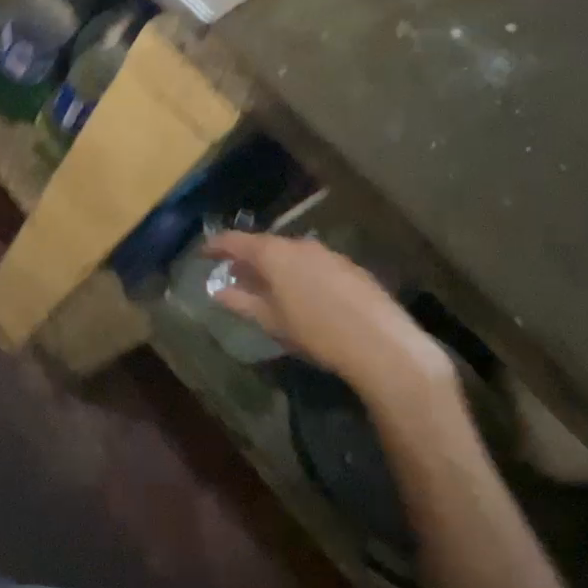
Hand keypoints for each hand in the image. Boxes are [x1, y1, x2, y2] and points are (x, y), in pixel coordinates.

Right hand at [205, 231, 452, 399]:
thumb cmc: (316, 332)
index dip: (216, 246)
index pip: (235, 241)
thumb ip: (240, 302)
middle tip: (235, 276)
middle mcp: (300, 245)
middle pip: (265, 245)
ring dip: (275, 267)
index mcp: (274, 254)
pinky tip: (304, 296)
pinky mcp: (352, 268)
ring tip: (268, 288)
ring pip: (292, 254)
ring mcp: (329, 254)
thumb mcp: (271, 321)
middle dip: (248, 259)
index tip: (203, 253)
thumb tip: (218, 291)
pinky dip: (300, 273)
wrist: (384, 346)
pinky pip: (314, 264)